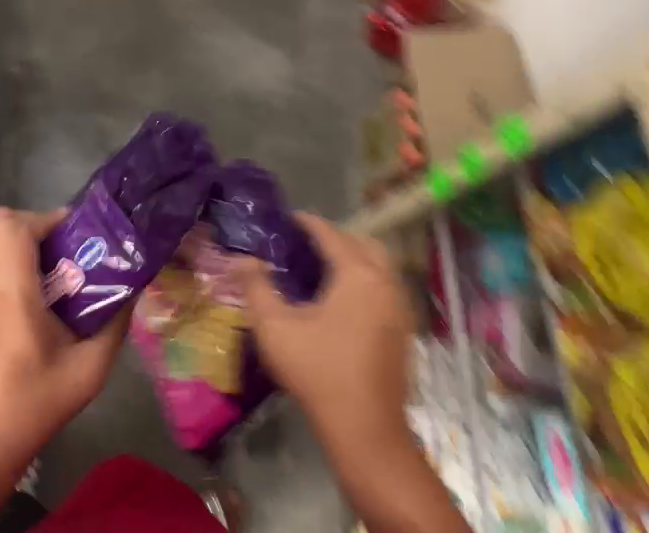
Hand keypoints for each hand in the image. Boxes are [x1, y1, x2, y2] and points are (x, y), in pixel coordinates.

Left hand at [0, 207, 128, 469]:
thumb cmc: (37, 403)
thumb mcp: (90, 370)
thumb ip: (116, 322)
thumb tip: (134, 285)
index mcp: (12, 298)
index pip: (15, 228)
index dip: (45, 219)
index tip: (72, 234)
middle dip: (29, 223)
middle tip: (57, 246)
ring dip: (10, 238)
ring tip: (38, 264)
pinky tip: (17, 289)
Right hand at [237, 213, 415, 450]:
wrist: (366, 429)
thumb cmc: (319, 371)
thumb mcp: (276, 328)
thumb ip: (257, 288)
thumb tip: (243, 260)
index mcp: (358, 274)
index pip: (332, 234)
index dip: (308, 223)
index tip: (288, 220)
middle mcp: (386, 282)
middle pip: (364, 243)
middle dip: (337, 238)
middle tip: (307, 246)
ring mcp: (401, 307)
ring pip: (381, 266)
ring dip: (356, 259)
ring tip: (324, 271)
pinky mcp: (405, 330)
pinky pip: (387, 289)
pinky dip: (367, 282)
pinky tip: (345, 303)